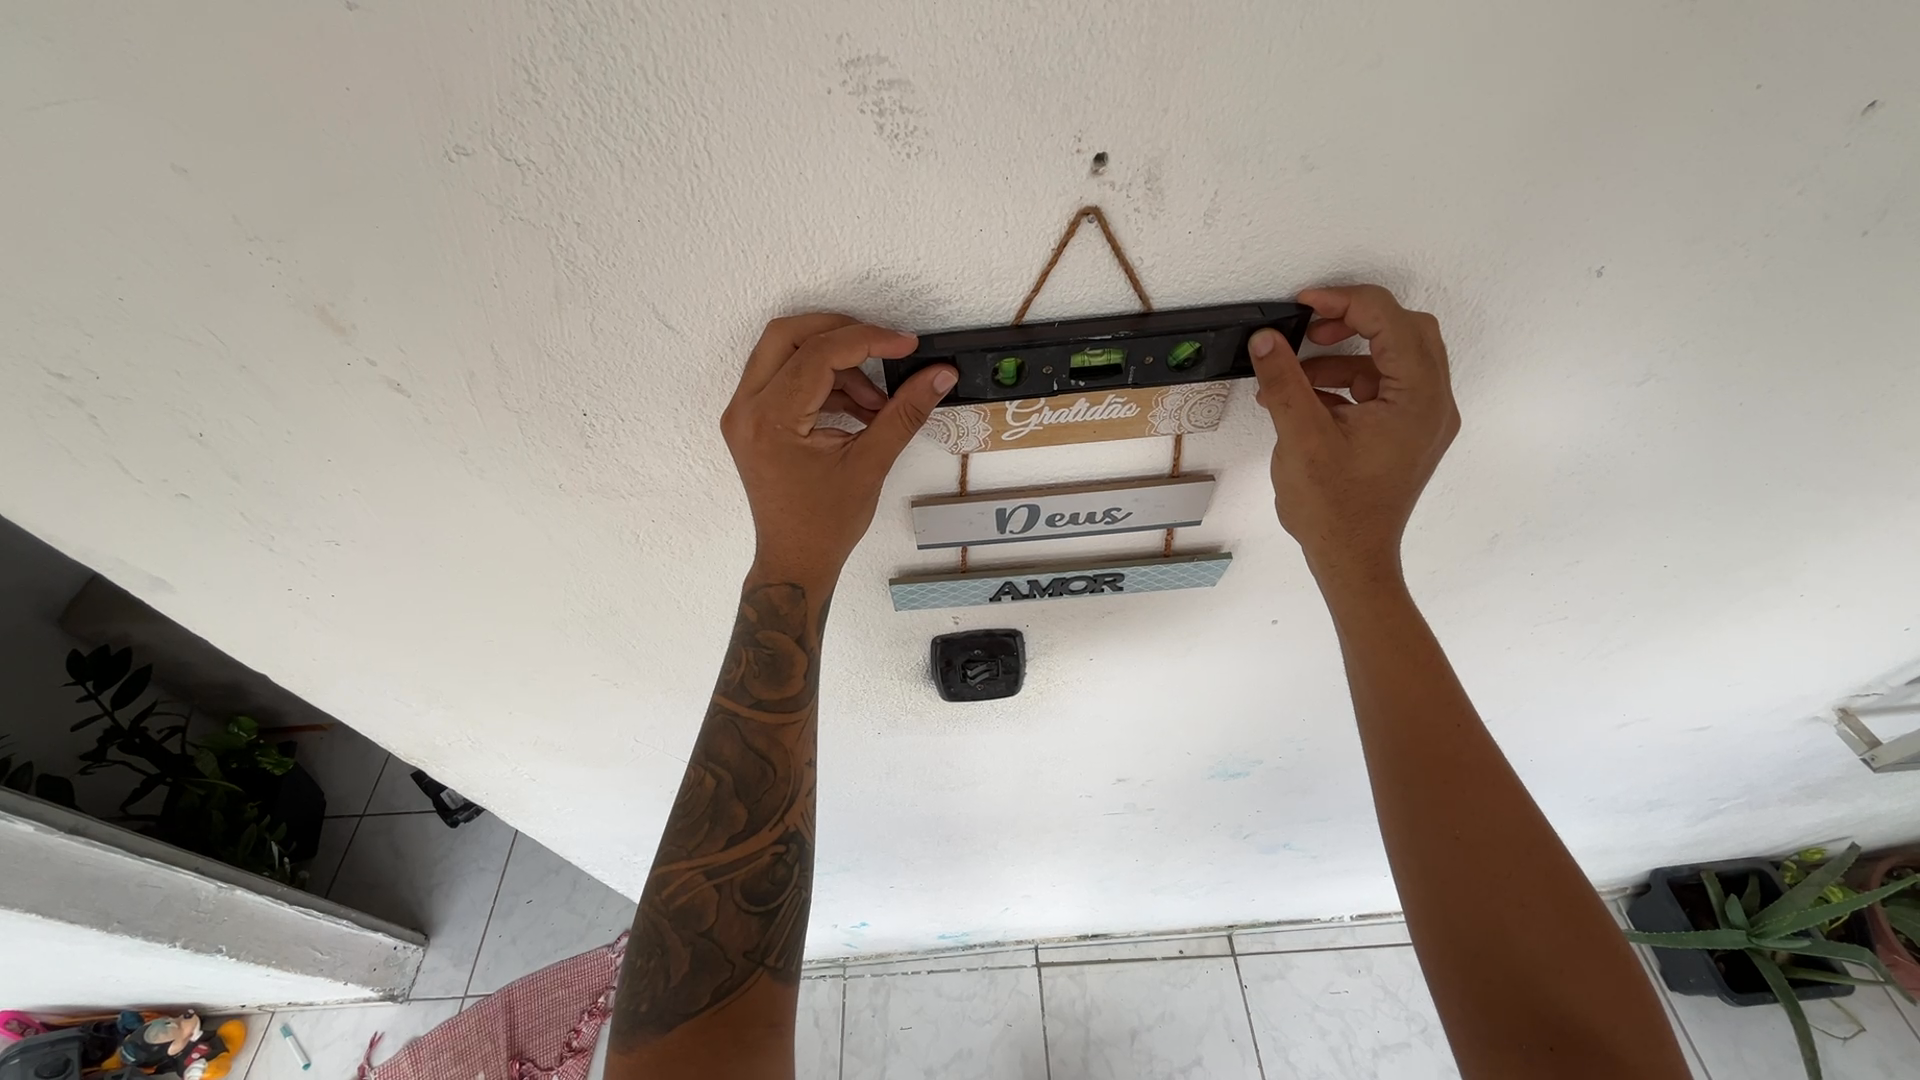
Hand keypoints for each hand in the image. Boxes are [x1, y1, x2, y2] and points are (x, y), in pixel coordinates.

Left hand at [720, 314, 956, 585]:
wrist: (796, 559)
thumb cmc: (824, 524)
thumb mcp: (871, 464)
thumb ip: (904, 413)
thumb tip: (938, 376)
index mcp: (770, 420)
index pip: (819, 354)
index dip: (868, 341)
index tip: (905, 345)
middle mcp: (746, 409)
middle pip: (788, 335)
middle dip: (840, 332)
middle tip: (883, 346)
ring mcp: (744, 414)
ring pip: (784, 352)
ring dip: (834, 363)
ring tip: (875, 401)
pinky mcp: (752, 421)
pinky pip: (785, 378)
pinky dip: (822, 382)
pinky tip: (858, 409)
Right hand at [1249, 285, 1459, 582]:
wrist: (1352, 559)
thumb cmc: (1335, 510)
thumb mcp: (1301, 438)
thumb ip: (1285, 381)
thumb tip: (1267, 339)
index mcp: (1418, 398)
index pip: (1390, 321)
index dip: (1344, 301)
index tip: (1303, 302)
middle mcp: (1432, 404)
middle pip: (1404, 332)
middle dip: (1353, 323)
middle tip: (1309, 329)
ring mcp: (1422, 421)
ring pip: (1390, 361)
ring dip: (1342, 359)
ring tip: (1292, 379)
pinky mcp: (1406, 434)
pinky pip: (1381, 390)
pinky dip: (1345, 384)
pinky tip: (1305, 401)